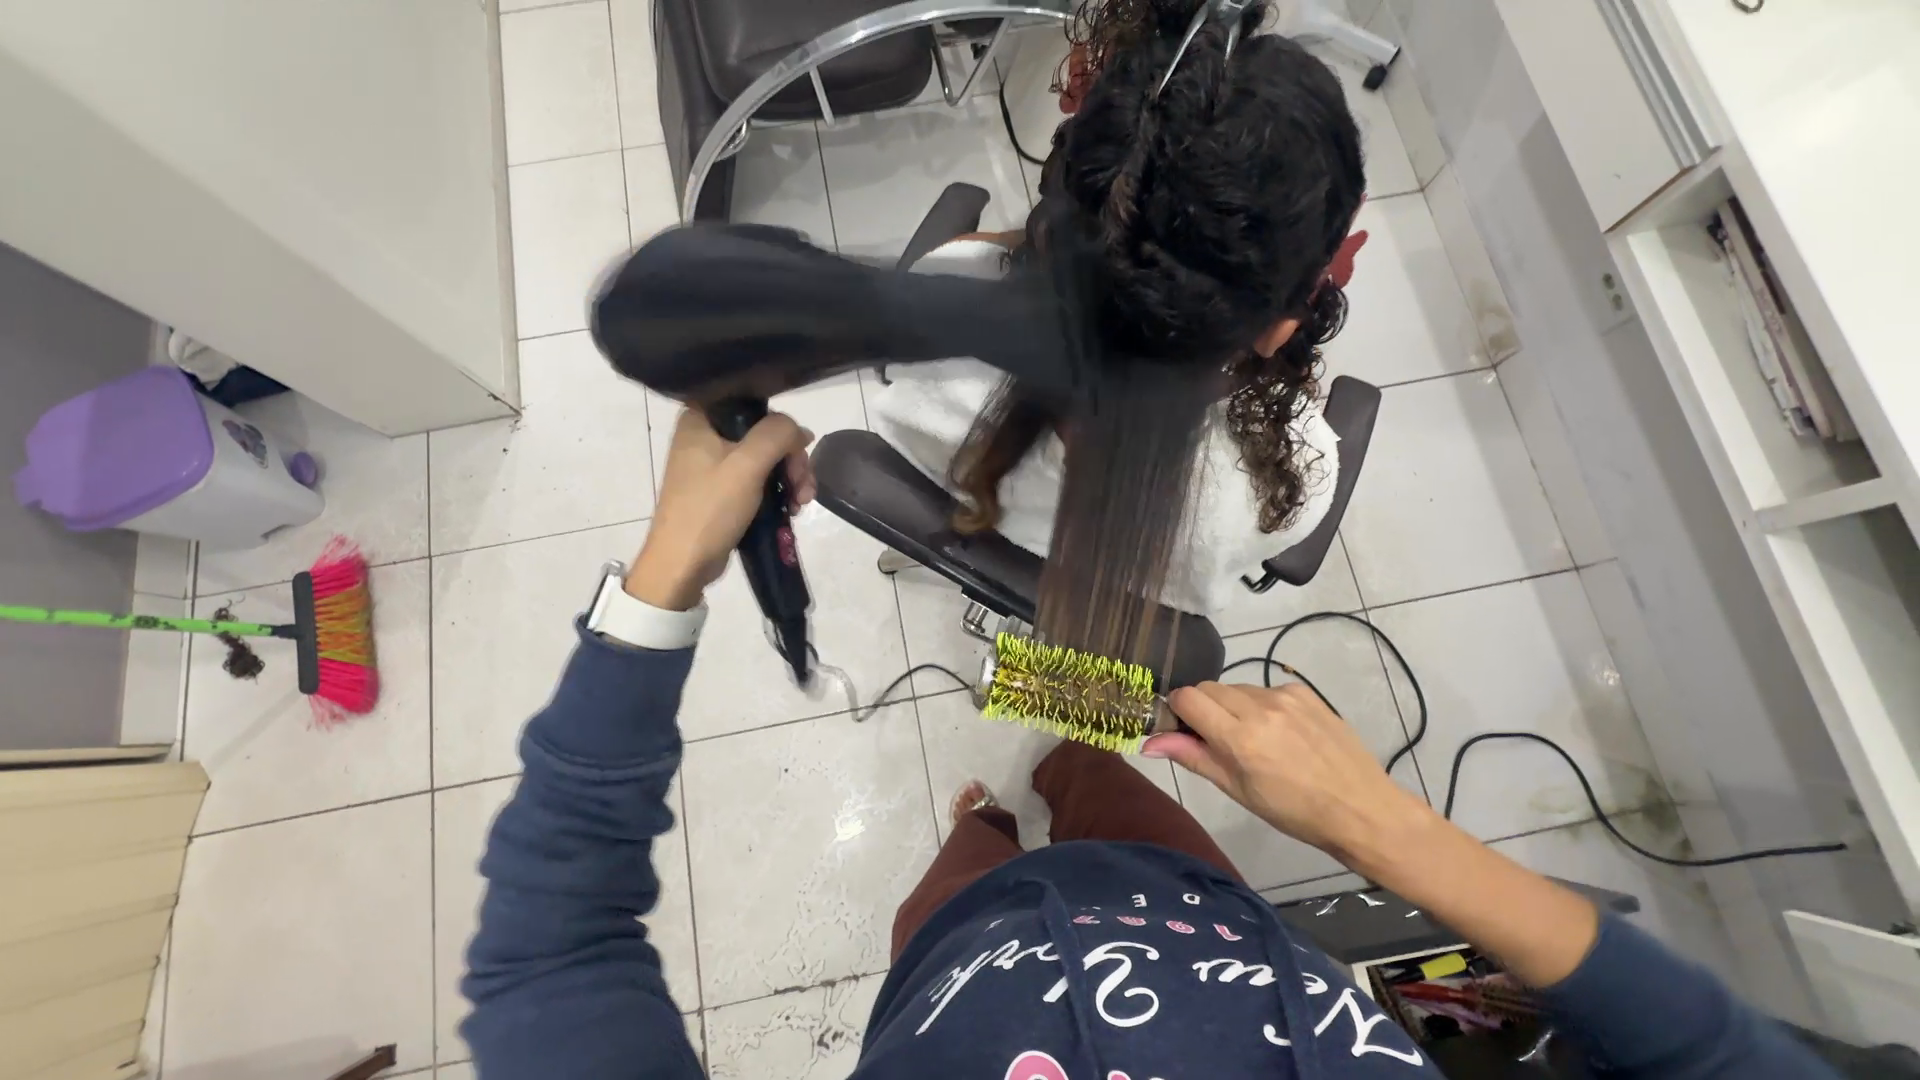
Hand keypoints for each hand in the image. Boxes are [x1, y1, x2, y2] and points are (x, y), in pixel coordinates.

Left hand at [625, 407, 814, 610]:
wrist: (683, 563)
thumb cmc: (710, 508)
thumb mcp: (747, 465)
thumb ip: (777, 434)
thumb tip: (799, 430)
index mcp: (700, 419)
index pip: (752, 404)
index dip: (780, 424)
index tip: (799, 449)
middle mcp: (704, 435)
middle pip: (763, 434)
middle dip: (791, 459)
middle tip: (803, 486)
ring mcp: (712, 465)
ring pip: (765, 458)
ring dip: (790, 478)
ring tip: (802, 502)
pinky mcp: (721, 490)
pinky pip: (758, 480)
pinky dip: (778, 491)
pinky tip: (792, 507)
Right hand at [1144, 682, 1434, 862]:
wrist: (1363, 809)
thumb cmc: (1295, 811)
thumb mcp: (1238, 791)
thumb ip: (1193, 758)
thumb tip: (1148, 743)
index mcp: (1240, 738)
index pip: (1187, 698)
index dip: (1178, 712)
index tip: (1185, 732)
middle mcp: (1260, 707)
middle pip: (1207, 688)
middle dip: (1203, 708)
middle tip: (1218, 740)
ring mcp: (1285, 696)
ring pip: (1236, 688)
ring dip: (1232, 707)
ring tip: (1255, 740)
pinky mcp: (1305, 692)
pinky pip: (1265, 689)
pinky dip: (1261, 705)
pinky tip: (1280, 732)